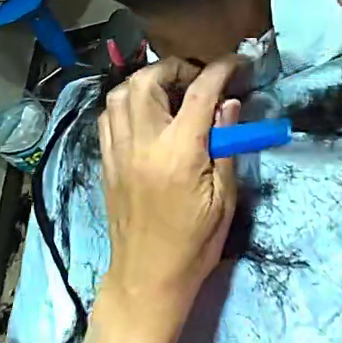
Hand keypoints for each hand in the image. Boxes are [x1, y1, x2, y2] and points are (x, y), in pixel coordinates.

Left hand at [98, 57, 240, 326]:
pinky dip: (128, 101)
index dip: (219, 70)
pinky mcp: (105, 161)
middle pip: (148, 80)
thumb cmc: (194, 244)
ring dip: (148, 80)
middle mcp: (142, 144)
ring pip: (121, 92)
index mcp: (179, 153)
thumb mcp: (224, 199)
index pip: (199, 93)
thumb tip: (229, 104)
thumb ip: (227, 145)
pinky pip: (109, 115)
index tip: (235, 62)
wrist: (146, 280)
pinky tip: (147, 112)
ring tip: (172, 91)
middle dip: (176, 68)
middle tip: (199, 79)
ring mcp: (118, 151)